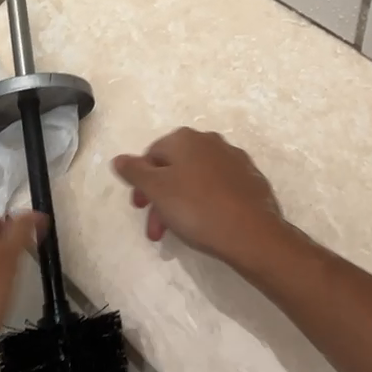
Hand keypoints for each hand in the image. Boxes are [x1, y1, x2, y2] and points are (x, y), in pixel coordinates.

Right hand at [111, 128, 285, 267]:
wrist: (252, 233)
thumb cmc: (197, 208)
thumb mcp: (157, 190)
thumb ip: (135, 172)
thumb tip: (119, 158)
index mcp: (185, 138)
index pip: (151, 155)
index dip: (142, 183)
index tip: (141, 209)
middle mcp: (209, 141)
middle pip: (175, 168)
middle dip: (161, 198)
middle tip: (157, 229)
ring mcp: (234, 159)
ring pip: (197, 179)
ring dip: (182, 203)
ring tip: (181, 233)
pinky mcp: (250, 179)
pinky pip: (219, 187)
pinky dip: (208, 202)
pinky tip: (209, 223)